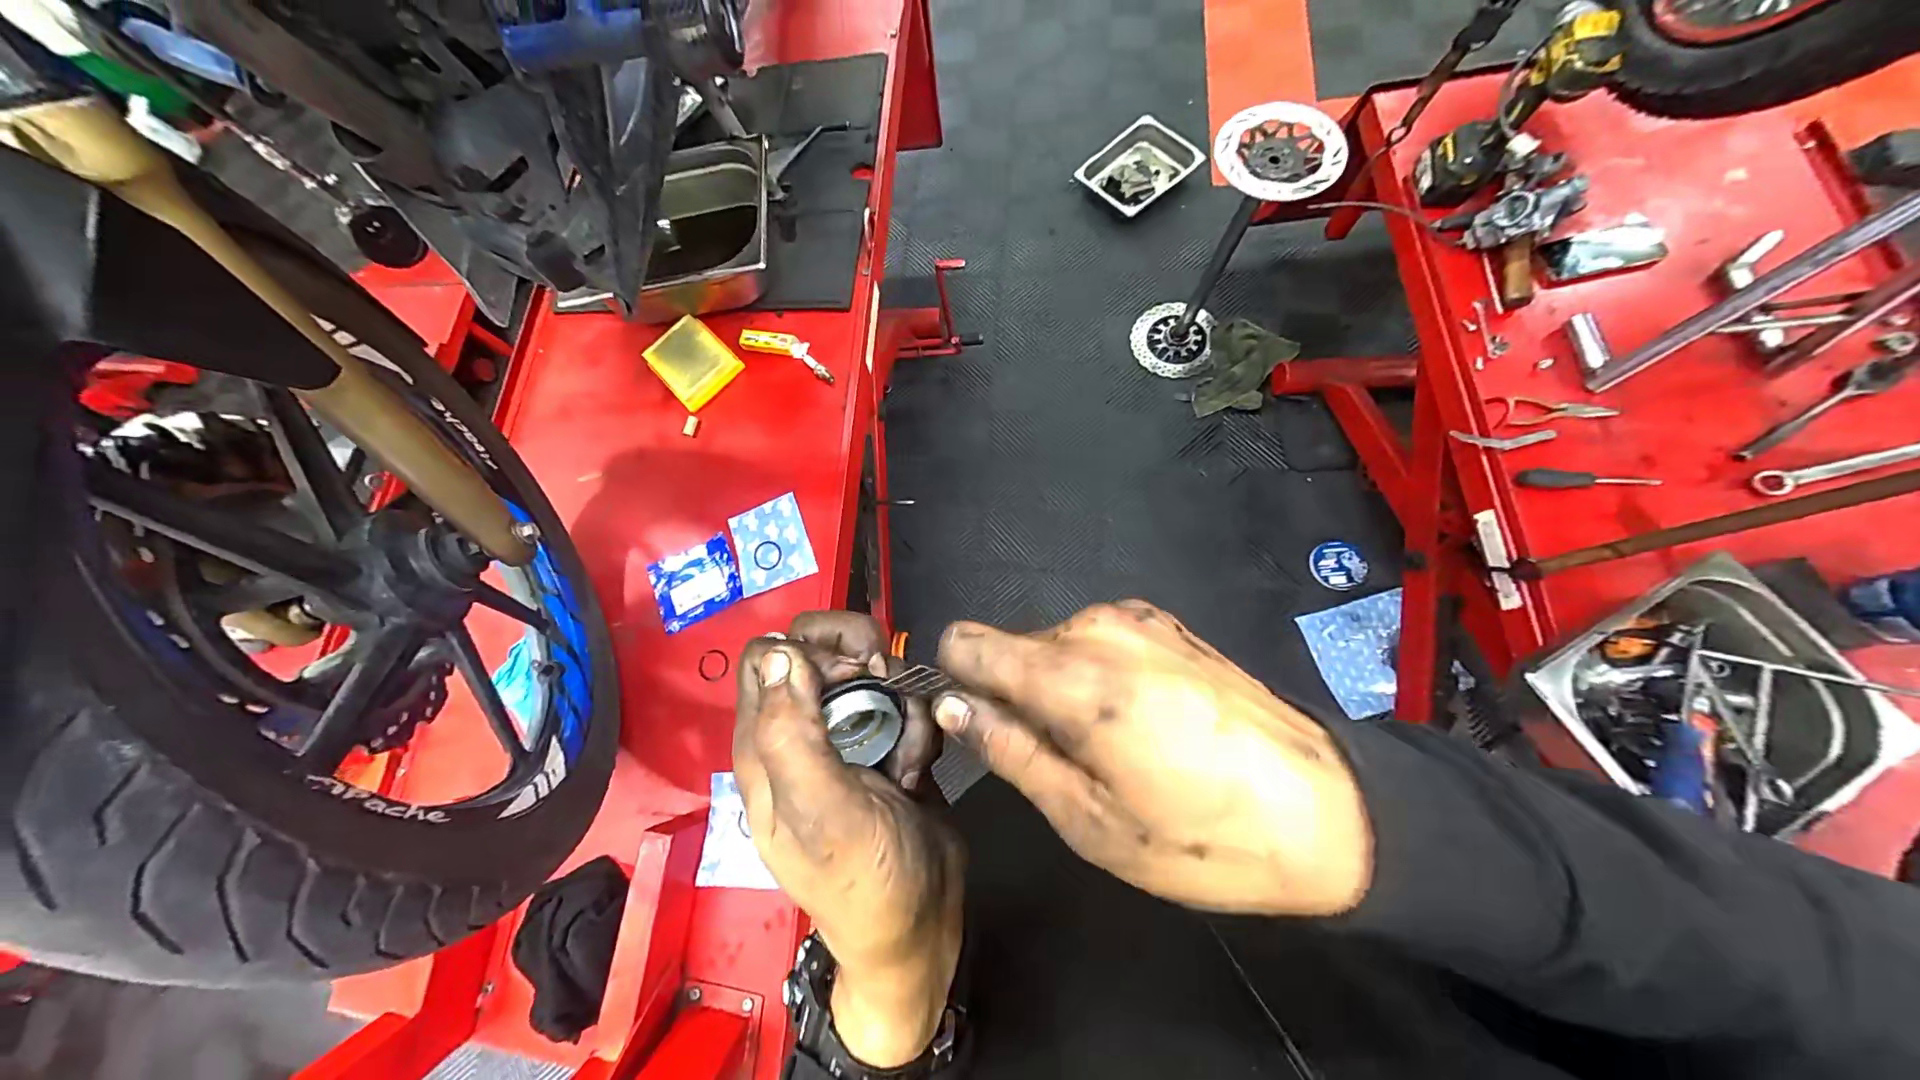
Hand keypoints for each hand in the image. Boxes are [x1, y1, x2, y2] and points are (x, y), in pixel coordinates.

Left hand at [734, 613, 962, 1066]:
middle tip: (885, 691)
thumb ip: (792, 734)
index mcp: (767, 745)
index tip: (849, 678)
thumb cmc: (865, 879)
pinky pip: (903, 703)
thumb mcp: (822, 812)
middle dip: (863, 660)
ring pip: (871, 673)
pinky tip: (918, 769)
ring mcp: (847, 737)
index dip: (811, 651)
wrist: (921, 925)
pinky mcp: (886, 743)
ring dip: (899, 700)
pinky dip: (919, 724)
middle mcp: (801, 732)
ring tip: (905, 756)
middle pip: (822, 649)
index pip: (768, 655)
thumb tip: (779, 651)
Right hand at [933, 600, 1371, 916]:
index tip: (982, 728)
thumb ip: (1009, 749)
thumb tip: (952, 706)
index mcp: (1071, 674)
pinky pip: (1095, 641)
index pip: (966, 641)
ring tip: (1109, 747)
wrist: (1330, 810)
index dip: (959, 684)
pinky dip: (1095, 675)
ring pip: (1053, 645)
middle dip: (1014, 696)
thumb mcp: (1087, 818)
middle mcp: (1097, 626)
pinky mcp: (1167, 622)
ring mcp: (1137, 617)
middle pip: (1010, 648)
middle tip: (1062, 760)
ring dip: (1058, 689)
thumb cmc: (1199, 835)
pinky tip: (1141, 720)